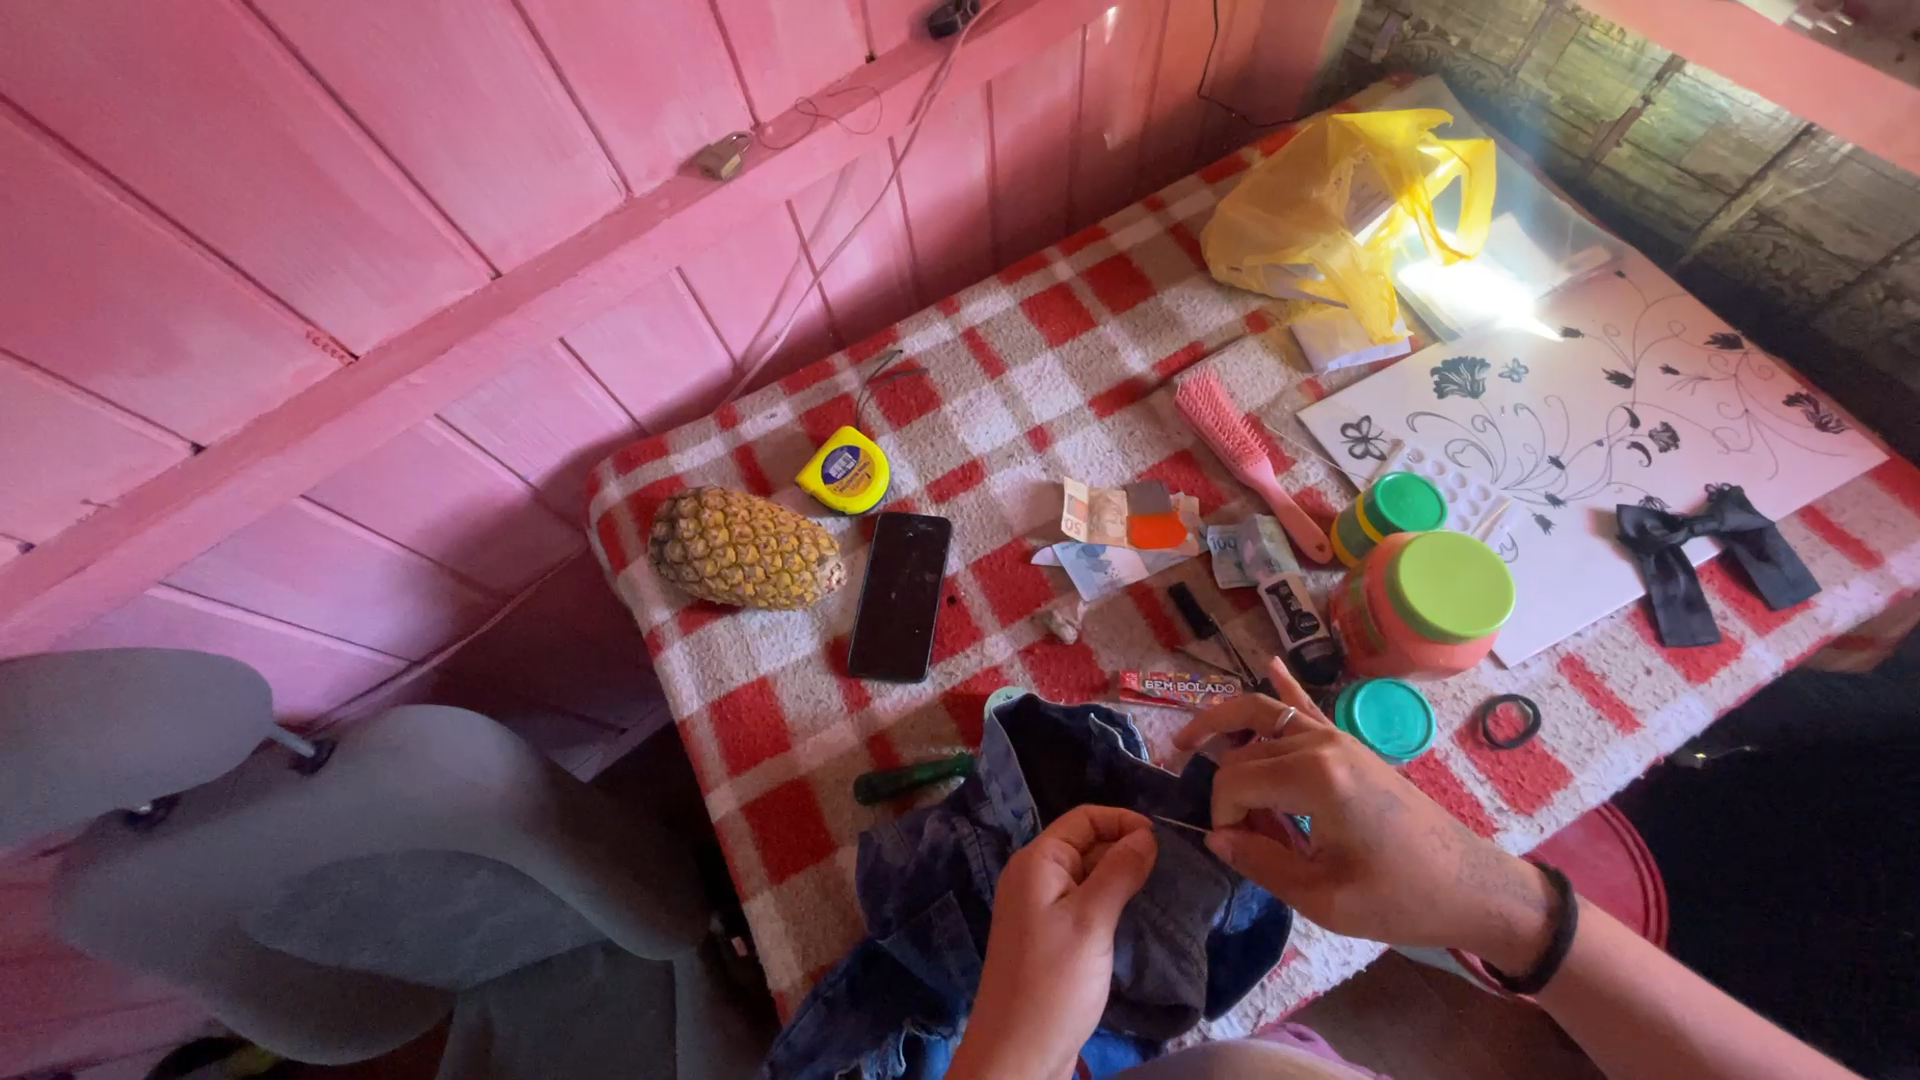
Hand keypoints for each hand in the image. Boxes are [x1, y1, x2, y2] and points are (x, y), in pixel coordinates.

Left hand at [948, 804, 1158, 1079]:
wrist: (1018, 1054)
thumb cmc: (1053, 981)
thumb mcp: (1092, 921)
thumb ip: (1119, 872)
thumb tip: (1146, 834)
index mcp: (1037, 861)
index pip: (1083, 818)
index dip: (1122, 821)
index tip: (1163, 840)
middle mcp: (1034, 875)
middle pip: (1085, 843)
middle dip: (1124, 848)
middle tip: (1169, 868)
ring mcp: (1039, 907)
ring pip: (1086, 874)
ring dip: (1119, 876)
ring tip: (1160, 888)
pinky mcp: (1048, 935)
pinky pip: (1082, 901)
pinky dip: (1108, 901)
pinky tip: (1133, 915)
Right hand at [1174, 658, 1554, 972]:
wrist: (1475, 888)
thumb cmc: (1402, 899)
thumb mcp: (1326, 899)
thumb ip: (1261, 862)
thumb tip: (1216, 837)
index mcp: (1314, 778)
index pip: (1235, 781)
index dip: (1224, 815)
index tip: (1238, 848)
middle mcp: (1320, 744)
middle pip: (1243, 751)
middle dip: (1226, 789)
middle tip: (1231, 829)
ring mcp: (1337, 738)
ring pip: (1262, 713)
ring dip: (1223, 722)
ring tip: (1188, 740)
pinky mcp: (1349, 744)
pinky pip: (1306, 707)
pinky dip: (1284, 686)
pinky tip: (1271, 664)